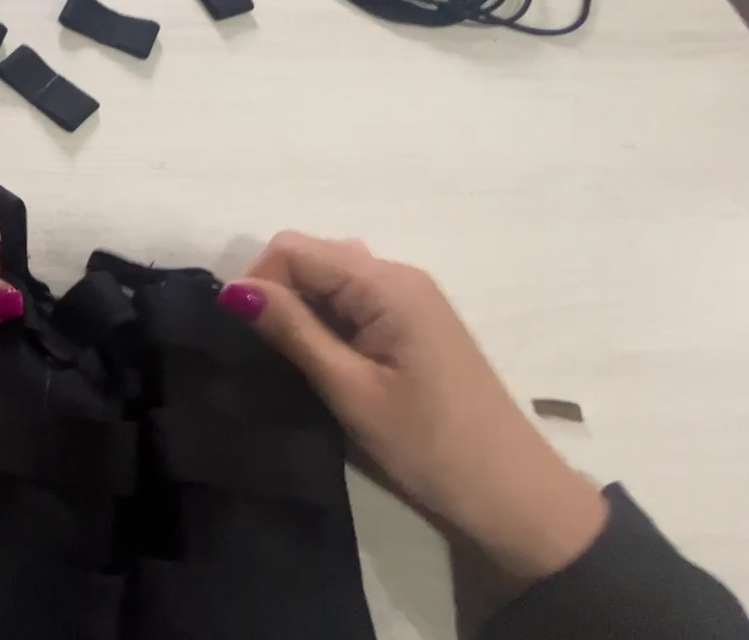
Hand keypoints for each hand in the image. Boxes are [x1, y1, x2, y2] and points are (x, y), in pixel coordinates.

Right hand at [218, 234, 605, 580]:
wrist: (516, 499)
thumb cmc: (431, 445)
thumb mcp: (350, 389)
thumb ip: (292, 331)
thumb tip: (233, 291)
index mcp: (387, 284)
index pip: (294, 249)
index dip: (259, 280)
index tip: (246, 331)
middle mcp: (397, 275)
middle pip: (310, 254)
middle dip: (277, 290)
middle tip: (270, 348)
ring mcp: (408, 296)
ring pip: (327, 273)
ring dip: (299, 303)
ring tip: (296, 353)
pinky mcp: (410, 319)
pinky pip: (349, 295)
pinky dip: (324, 314)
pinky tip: (326, 354)